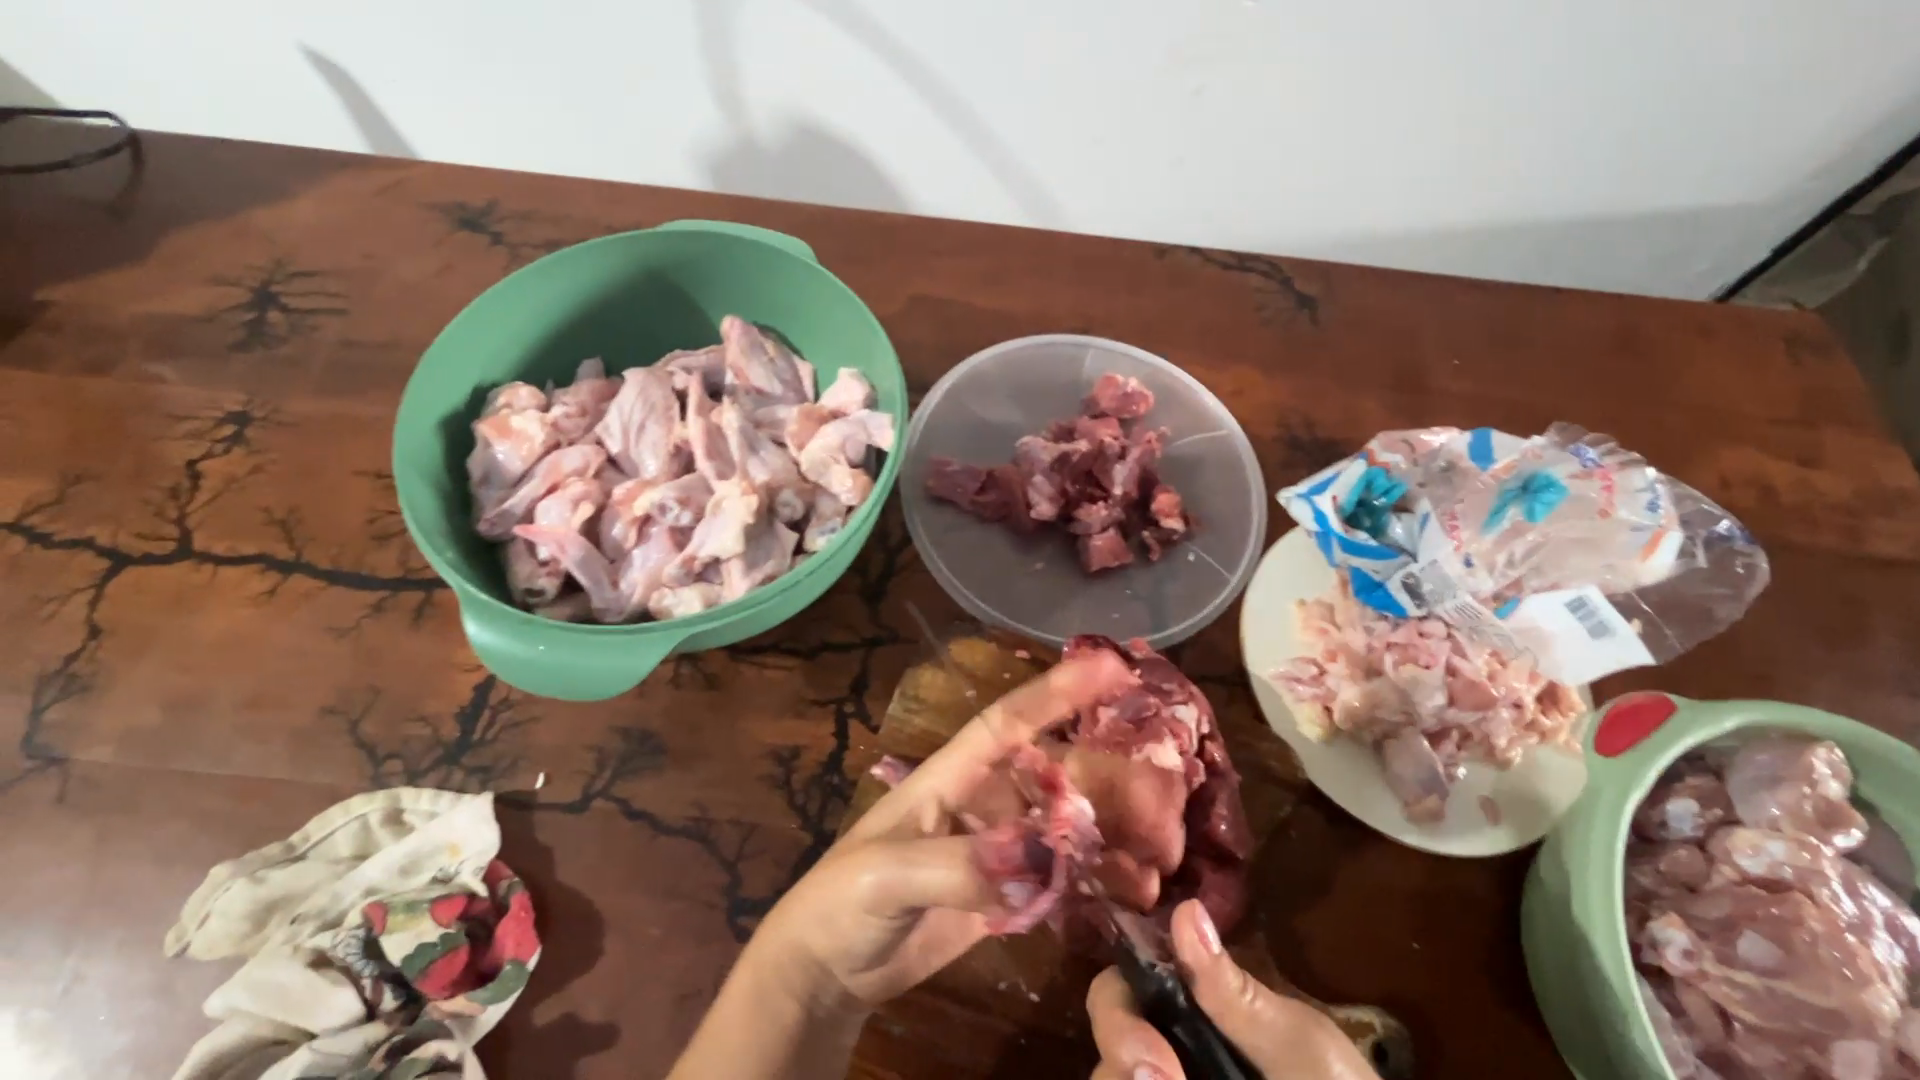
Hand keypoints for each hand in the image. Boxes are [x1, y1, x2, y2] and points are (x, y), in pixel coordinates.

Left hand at [745, 650, 1134, 1015]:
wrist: (826, 971)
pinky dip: (1102, 883)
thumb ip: (959, 863)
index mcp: (951, 777)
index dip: (1058, 690)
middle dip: (1115, 784)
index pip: (1009, 721)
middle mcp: (985, 802)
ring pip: (1073, 827)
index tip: (1114, 666)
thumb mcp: (888, 875)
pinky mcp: (1008, 896)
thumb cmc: (842, 901)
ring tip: (1162, 859)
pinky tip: (1136, 895)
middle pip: (1060, 776)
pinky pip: (1066, 879)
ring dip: (1119, 835)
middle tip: (1166, 810)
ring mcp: (1000, 849)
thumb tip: (1039, 855)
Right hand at [1087, 900, 1378, 1079]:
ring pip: (1107, 1072)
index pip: (1122, 986)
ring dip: (1122, 1077)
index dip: (1119, 1014)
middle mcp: (1167, 1040)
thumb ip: (1233, 990)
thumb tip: (1185, 908)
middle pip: (1107, 1032)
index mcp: (1189, 1004)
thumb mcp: (1294, 1042)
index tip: (1152, 1060)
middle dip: (1121, 1053)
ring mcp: (1164, 1073)